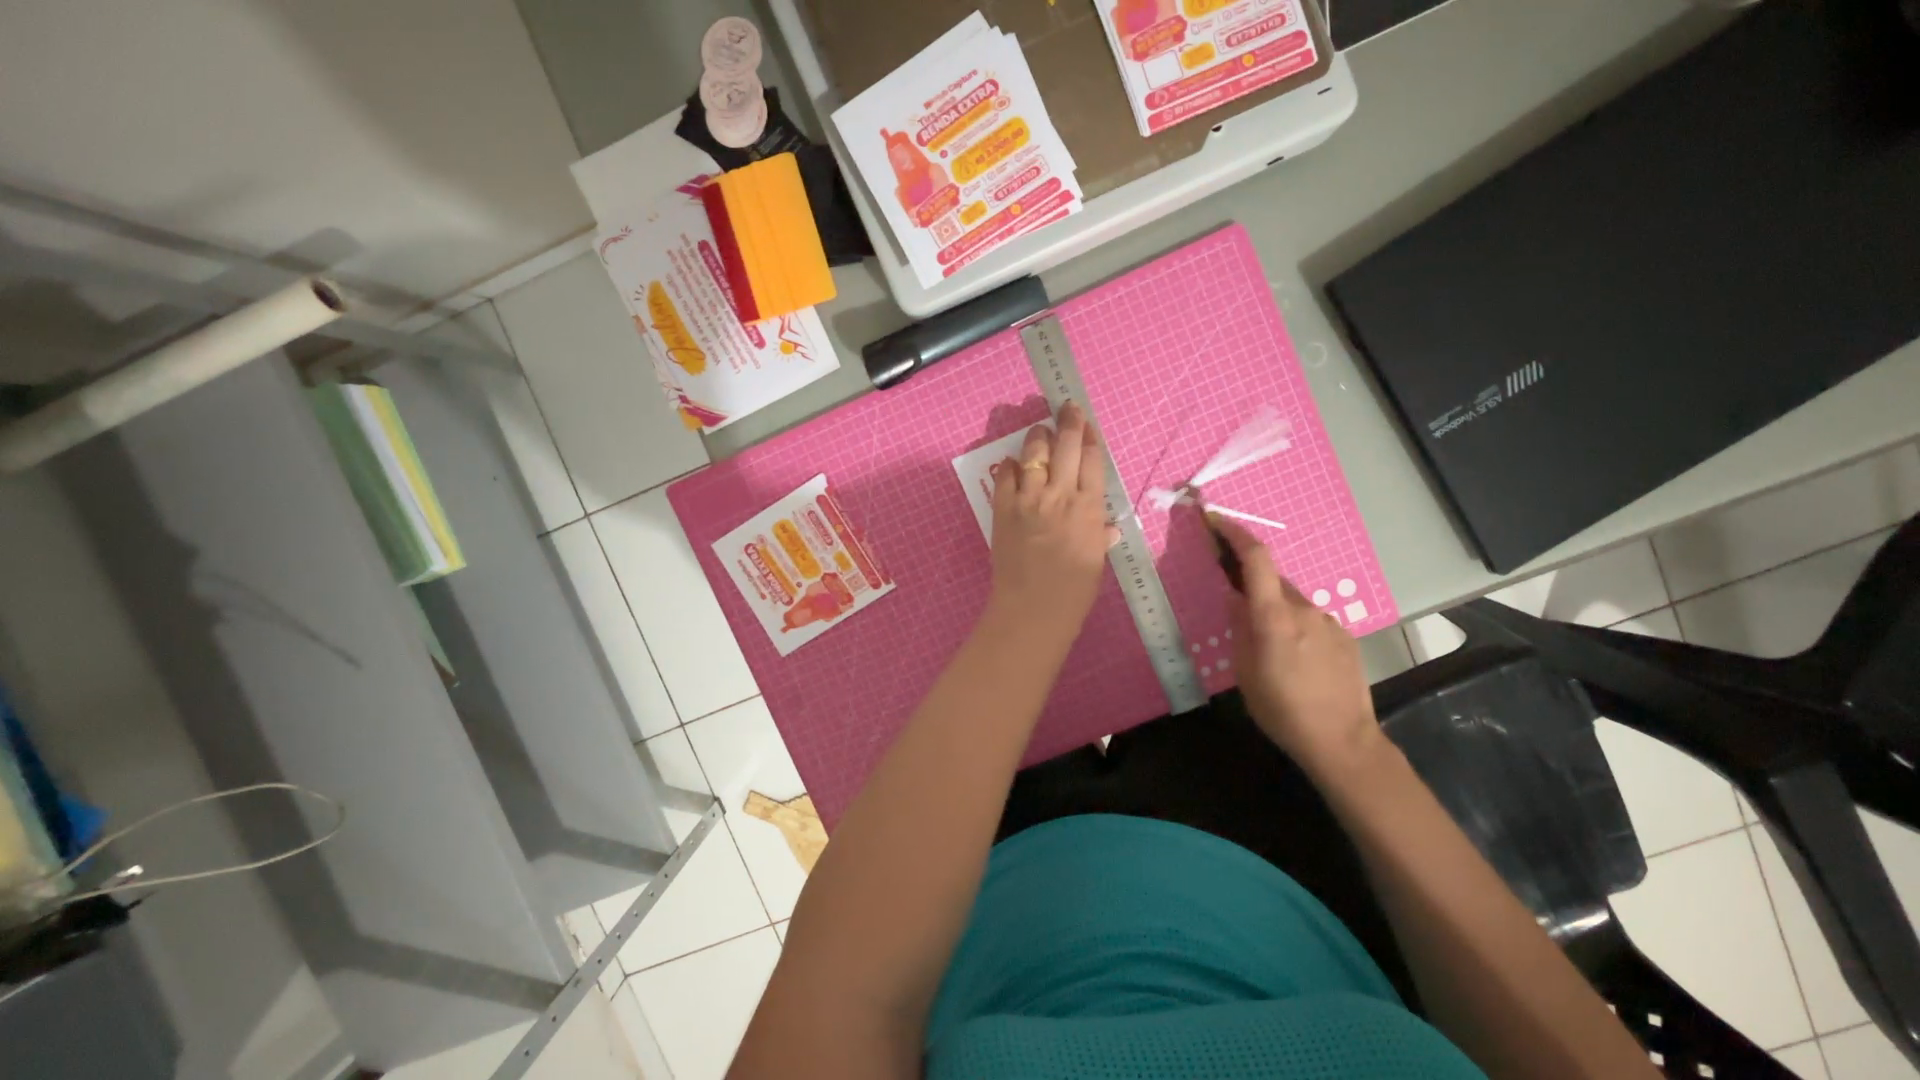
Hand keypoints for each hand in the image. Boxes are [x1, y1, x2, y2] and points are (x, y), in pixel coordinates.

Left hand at [986, 402, 1116, 634]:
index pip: (1092, 460)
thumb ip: (1099, 537)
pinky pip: (1005, 476)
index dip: (1090, 437)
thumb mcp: (1096, 562)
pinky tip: (1011, 462)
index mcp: (1090, 508)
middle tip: (1067, 407)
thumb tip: (1107, 528)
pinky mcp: (1003, 509)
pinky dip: (1008, 465)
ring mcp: (1029, 499)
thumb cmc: (1073, 592)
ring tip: (1039, 430)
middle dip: (1068, 422)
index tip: (1088, 423)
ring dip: (1038, 437)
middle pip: (1066, 446)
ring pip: (1034, 453)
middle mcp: (1061, 494)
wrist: (1033, 608)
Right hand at [1215, 518, 1382, 773]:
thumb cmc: (1283, 711)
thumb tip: (1235, 600)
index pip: (1256, 559)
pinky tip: (1294, 661)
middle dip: (1251, 586)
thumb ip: (1239, 630)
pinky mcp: (1345, 638)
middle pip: (1272, 582)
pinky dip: (1296, 629)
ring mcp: (1329, 622)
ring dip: (1275, 612)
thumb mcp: (1245, 673)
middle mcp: (1304, 610)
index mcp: (1273, 617)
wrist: (1342, 741)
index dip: (1234, 533)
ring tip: (1266, 648)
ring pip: (1292, 604)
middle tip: (1233, 604)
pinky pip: (1311, 622)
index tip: (1215, 521)